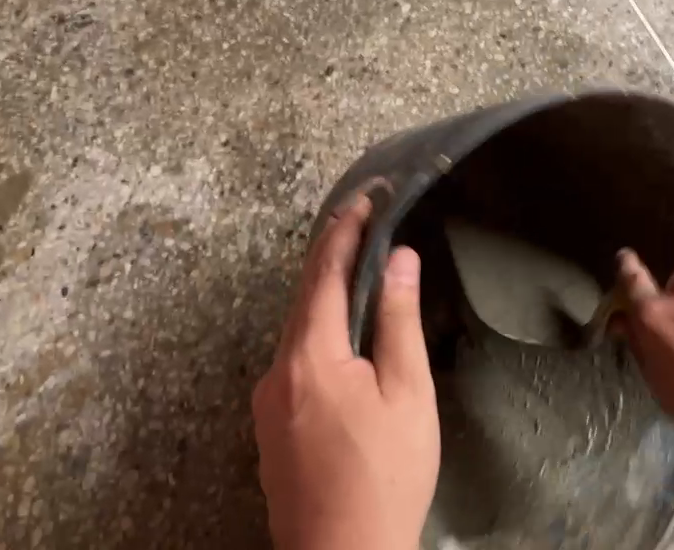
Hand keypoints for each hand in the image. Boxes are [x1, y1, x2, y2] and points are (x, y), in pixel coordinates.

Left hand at [253, 195, 438, 549]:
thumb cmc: (386, 474)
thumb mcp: (406, 392)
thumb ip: (397, 319)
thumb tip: (399, 258)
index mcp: (311, 357)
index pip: (324, 274)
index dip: (344, 232)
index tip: (363, 199)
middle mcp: (277, 372)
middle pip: (303, 296)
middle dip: (330, 253)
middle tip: (359, 218)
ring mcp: (267, 402)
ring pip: (296, 328)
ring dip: (322, 290)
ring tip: (353, 262)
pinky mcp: (269, 427)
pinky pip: (293, 356)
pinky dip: (316, 326)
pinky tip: (338, 329)